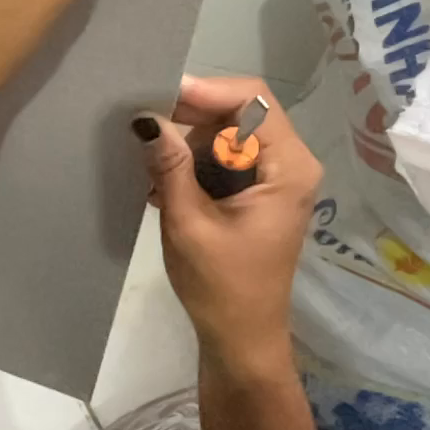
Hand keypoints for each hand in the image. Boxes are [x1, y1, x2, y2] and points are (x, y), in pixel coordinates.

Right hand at [136, 76, 322, 362]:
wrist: (240, 338)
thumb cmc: (221, 286)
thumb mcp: (188, 222)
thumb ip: (170, 166)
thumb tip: (146, 119)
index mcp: (288, 167)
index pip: (251, 100)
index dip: (203, 91)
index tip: (154, 98)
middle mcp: (289, 163)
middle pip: (238, 112)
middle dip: (189, 116)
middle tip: (140, 127)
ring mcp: (272, 177)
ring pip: (225, 134)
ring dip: (185, 142)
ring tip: (144, 158)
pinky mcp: (254, 192)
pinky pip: (222, 158)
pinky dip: (190, 162)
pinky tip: (158, 180)